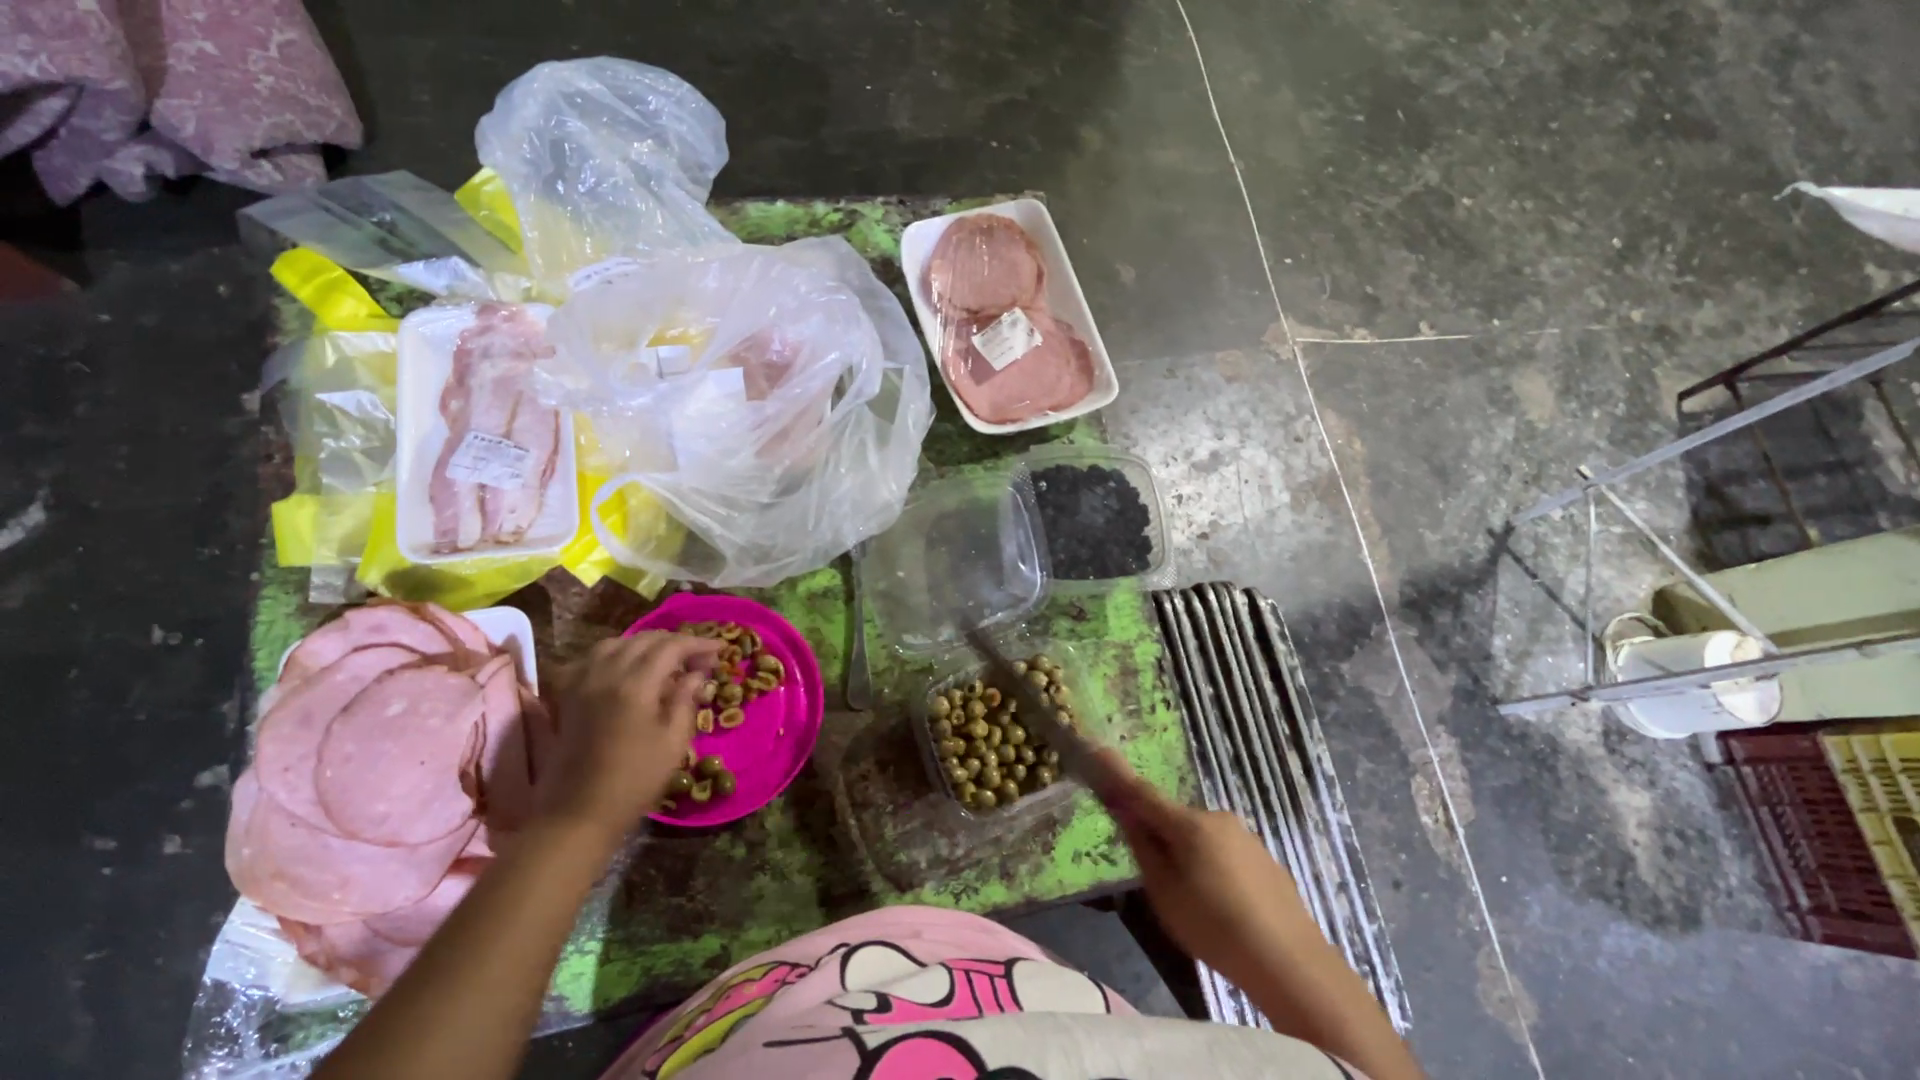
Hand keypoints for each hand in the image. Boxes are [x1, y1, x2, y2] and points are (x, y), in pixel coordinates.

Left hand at [541, 632, 722, 838]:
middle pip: (643, 640)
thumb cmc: (634, 781)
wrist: (579, 812)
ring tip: (664, 659)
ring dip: (643, 644)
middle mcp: (605, 673)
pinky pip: (591, 658)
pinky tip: (626, 668)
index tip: (718, 650)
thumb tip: (697, 673)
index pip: (671, 647)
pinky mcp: (568, 695)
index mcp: (635, 684)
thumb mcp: (673, 742)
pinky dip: (614, 654)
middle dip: (674, 642)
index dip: (697, 643)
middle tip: (697, 657)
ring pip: (615, 643)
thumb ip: (686, 700)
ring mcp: (582, 682)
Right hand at [1100, 750, 1313, 985]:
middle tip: (1159, 881)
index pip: (1144, 793)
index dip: (1118, 775)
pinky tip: (1225, 907)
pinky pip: (1226, 854)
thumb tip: (1126, 812)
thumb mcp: (1164, 893)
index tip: (1096, 751)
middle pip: (1175, 820)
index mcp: (1189, 824)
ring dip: (1191, 857)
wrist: (1288, 960)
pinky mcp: (1265, 858)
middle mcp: (1218, 818)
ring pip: (1202, 839)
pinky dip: (1216, 870)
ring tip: (1197, 905)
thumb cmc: (1214, 927)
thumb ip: (1143, 848)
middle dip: (1161, 837)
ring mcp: (1247, 837)